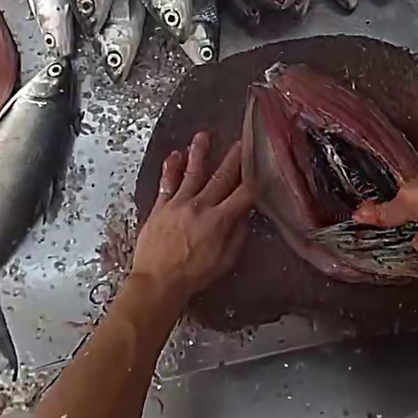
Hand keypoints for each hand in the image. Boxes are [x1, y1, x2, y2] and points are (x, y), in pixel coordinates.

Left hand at [130, 132, 253, 305]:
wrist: (158, 281)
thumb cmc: (193, 275)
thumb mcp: (224, 261)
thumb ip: (236, 236)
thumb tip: (245, 216)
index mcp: (219, 221)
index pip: (243, 194)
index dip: (253, 178)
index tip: (259, 165)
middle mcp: (200, 206)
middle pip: (220, 177)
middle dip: (232, 159)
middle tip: (240, 142)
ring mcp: (178, 204)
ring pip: (192, 172)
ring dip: (199, 153)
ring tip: (203, 136)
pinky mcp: (160, 206)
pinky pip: (167, 182)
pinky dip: (171, 168)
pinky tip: (175, 155)